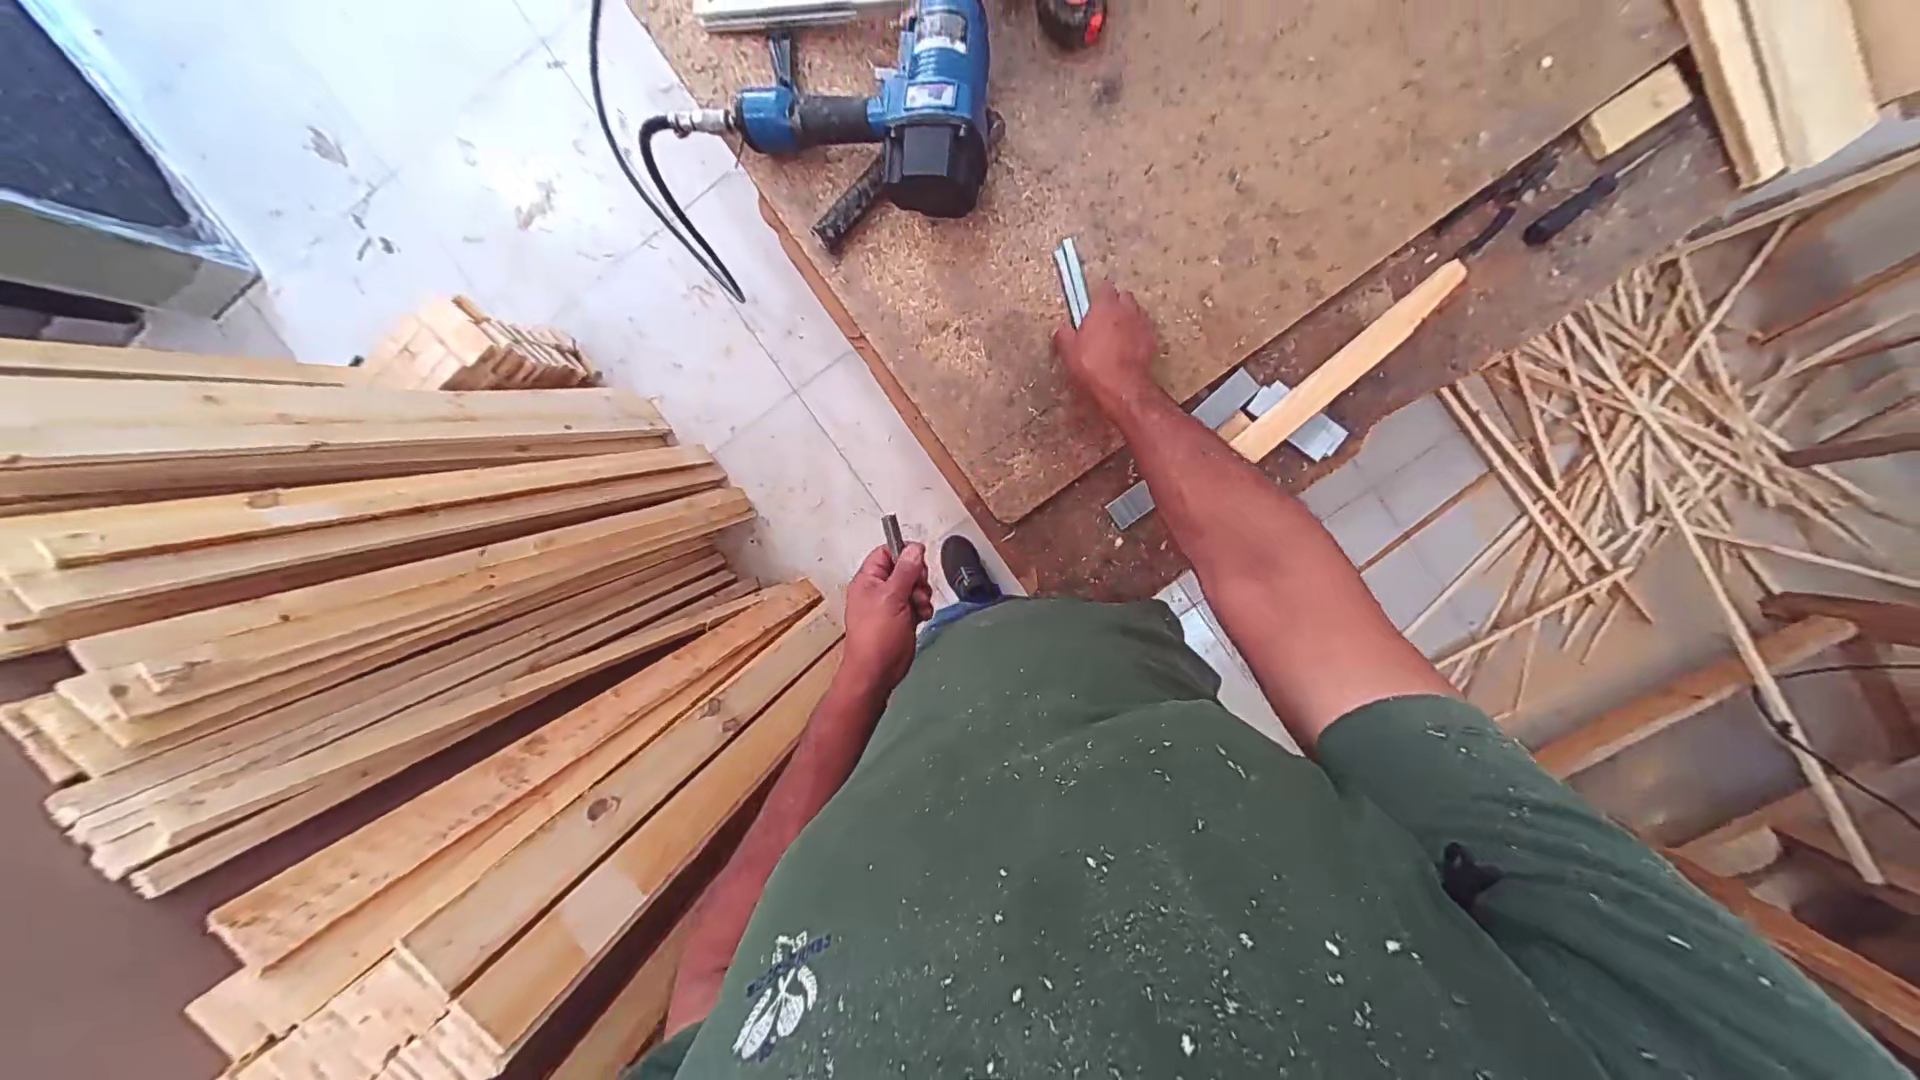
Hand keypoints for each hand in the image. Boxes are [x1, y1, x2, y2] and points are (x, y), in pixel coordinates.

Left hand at [841, 542, 932, 691]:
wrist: (877, 671)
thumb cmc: (877, 635)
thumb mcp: (892, 597)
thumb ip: (905, 570)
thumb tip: (914, 547)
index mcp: (868, 580)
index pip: (886, 552)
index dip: (904, 553)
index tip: (918, 562)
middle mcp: (878, 589)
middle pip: (904, 568)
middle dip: (917, 577)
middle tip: (918, 589)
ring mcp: (889, 604)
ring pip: (913, 586)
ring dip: (922, 594)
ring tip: (920, 606)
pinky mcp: (901, 617)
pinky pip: (916, 603)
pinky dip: (922, 608)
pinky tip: (922, 617)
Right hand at [1052, 283, 1163, 417]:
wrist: (1122, 387)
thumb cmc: (1094, 366)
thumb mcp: (1068, 351)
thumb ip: (1064, 334)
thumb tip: (1064, 329)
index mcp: (1104, 307)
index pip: (1103, 287)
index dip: (1096, 297)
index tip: (1089, 307)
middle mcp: (1126, 309)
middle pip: (1122, 296)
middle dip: (1114, 305)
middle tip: (1102, 322)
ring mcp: (1142, 323)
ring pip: (1135, 311)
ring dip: (1127, 318)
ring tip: (1116, 336)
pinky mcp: (1152, 339)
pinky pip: (1143, 329)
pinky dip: (1137, 333)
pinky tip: (1128, 348)